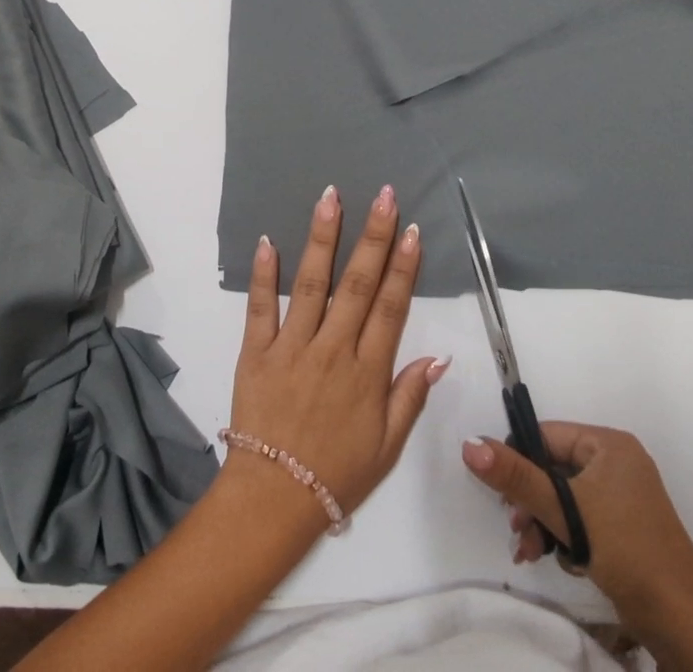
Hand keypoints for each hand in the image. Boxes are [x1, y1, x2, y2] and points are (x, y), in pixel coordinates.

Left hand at [229, 184, 446, 526]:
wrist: (273, 497)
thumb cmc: (336, 474)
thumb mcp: (387, 446)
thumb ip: (410, 396)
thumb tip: (438, 356)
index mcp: (367, 372)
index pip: (390, 308)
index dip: (402, 267)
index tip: (410, 230)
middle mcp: (332, 350)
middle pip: (357, 285)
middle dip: (372, 237)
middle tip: (382, 195)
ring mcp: (291, 348)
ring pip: (311, 285)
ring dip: (322, 240)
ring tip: (330, 199)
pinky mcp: (255, 353)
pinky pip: (260, 308)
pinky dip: (263, 275)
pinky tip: (267, 241)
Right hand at [463, 423, 692, 669]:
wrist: (679, 615)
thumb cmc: (624, 548)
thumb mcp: (563, 509)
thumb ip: (515, 476)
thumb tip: (470, 442)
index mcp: (608, 444)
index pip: (545, 435)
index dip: (518, 461)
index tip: (501, 495)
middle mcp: (616, 462)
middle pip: (551, 468)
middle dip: (529, 502)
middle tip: (516, 529)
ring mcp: (620, 494)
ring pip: (561, 496)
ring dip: (541, 522)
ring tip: (531, 552)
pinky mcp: (621, 524)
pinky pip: (577, 516)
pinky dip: (561, 535)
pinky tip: (553, 558)